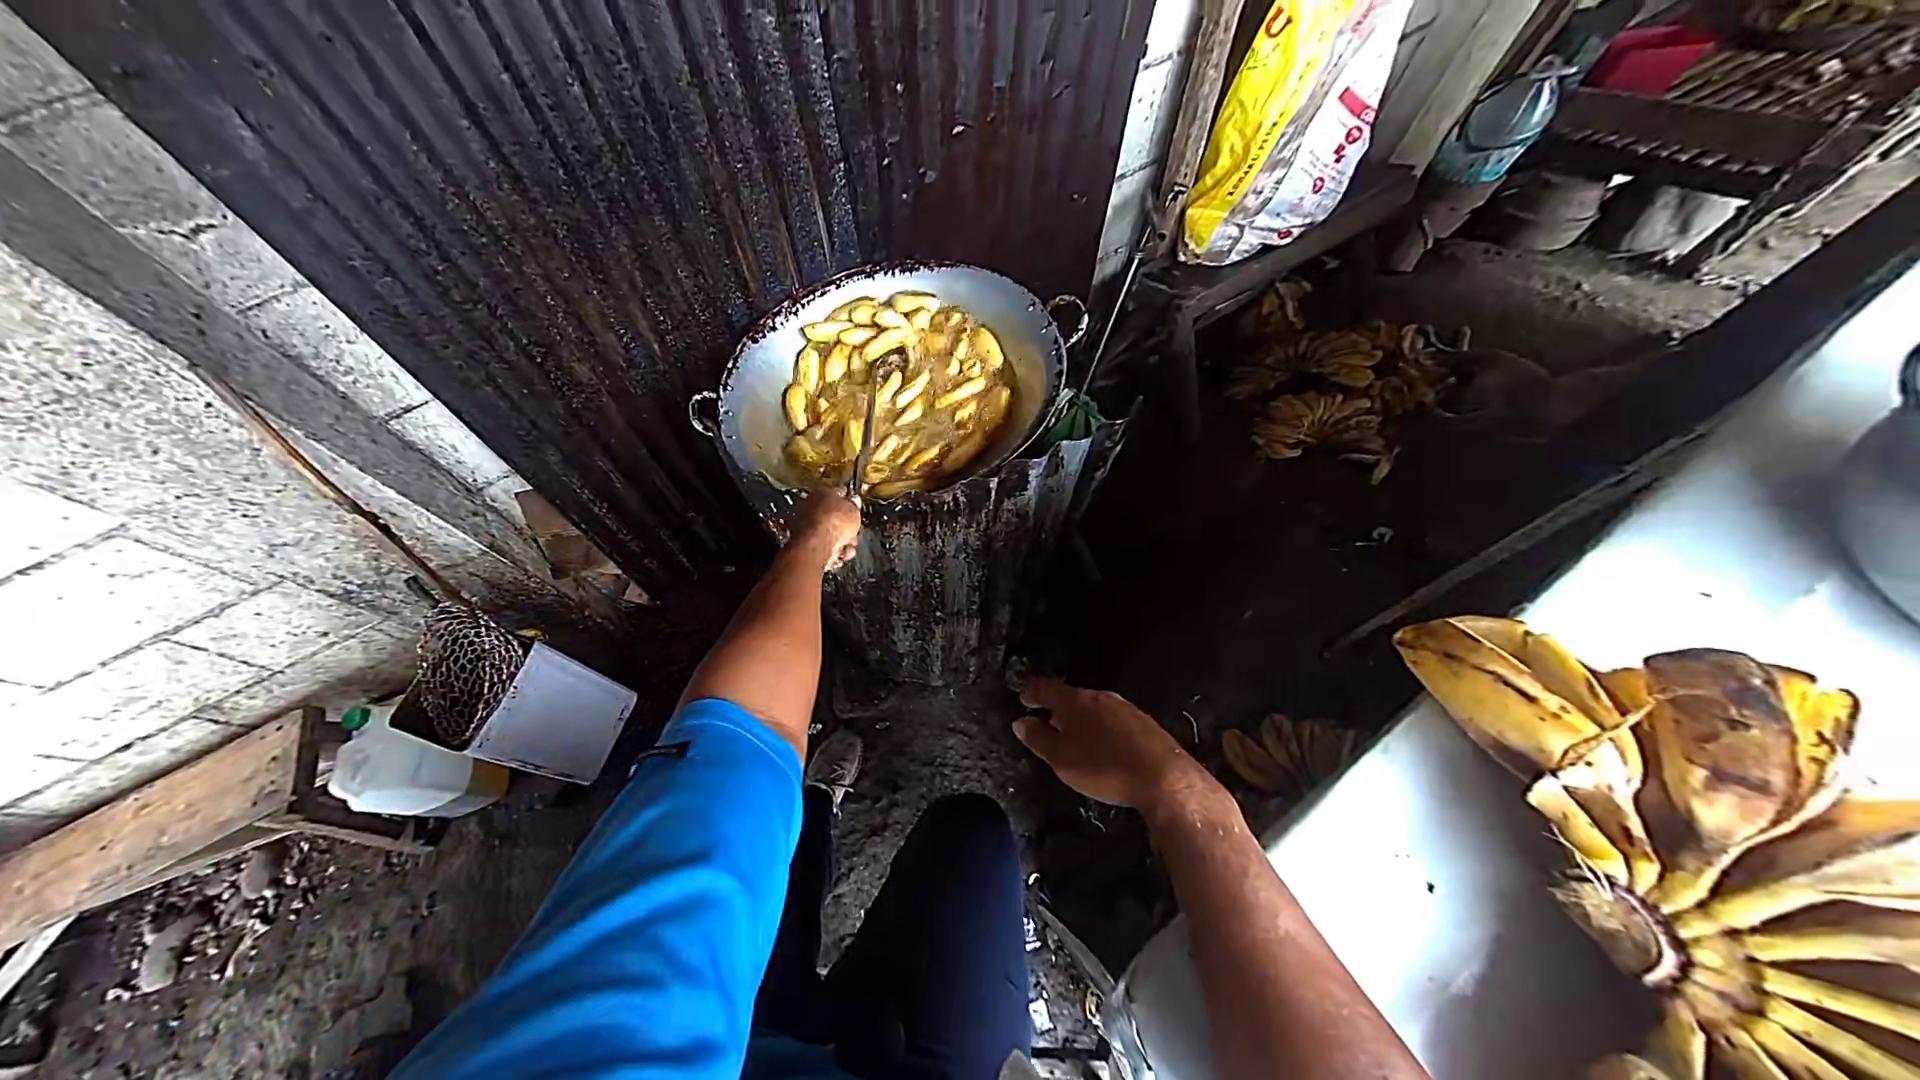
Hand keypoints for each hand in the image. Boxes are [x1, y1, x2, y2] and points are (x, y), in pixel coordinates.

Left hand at [792, 489, 861, 569]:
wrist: (817, 546)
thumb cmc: (833, 522)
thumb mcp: (854, 510)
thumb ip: (855, 505)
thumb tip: (854, 501)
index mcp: (820, 492)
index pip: (838, 493)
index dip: (850, 503)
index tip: (856, 510)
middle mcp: (809, 507)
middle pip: (834, 517)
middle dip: (846, 528)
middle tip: (854, 533)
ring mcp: (804, 527)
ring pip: (831, 535)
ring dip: (843, 542)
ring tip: (848, 547)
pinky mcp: (804, 546)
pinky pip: (825, 548)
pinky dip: (833, 552)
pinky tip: (840, 554)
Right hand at [1013, 678, 1219, 812]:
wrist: (1163, 778)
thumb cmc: (1104, 767)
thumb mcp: (1060, 758)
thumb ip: (1038, 738)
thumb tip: (1021, 722)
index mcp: (1075, 701)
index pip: (1046, 688)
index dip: (1031, 691)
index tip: (1023, 696)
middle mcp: (1101, 697)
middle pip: (1072, 697)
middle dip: (1058, 708)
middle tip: (1047, 722)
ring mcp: (1125, 709)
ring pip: (1095, 708)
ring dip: (1081, 719)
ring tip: (1075, 738)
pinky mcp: (1144, 724)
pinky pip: (1114, 721)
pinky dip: (1102, 729)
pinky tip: (1105, 747)